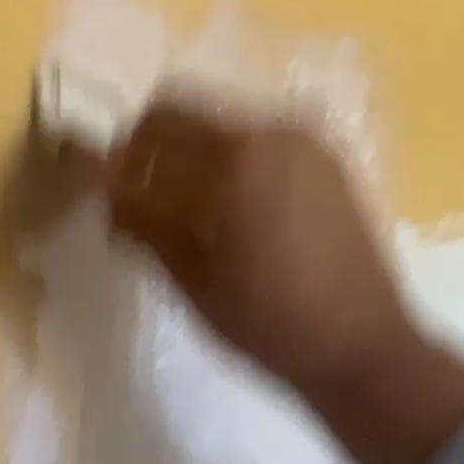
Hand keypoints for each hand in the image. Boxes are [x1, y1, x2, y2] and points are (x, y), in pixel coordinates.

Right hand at [103, 99, 414, 392]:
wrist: (359, 346)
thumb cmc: (264, 320)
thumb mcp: (189, 278)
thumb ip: (142, 221)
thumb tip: (103, 188)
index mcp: (237, 154)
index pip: (160, 118)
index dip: (124, 151)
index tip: (109, 193)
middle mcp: (277, 130)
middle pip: (196, 119)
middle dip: (159, 159)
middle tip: (142, 214)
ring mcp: (311, 146)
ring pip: (229, 137)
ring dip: (196, 170)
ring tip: (189, 229)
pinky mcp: (331, 168)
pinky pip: (263, 154)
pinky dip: (233, 177)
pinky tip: (233, 230)